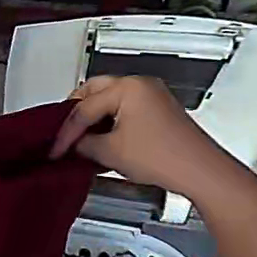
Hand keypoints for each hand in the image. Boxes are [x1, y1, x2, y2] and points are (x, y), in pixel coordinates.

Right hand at [50, 76, 249, 201]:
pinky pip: (126, 107)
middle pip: (95, 92)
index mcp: (127, 87)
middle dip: (77, 113)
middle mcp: (141, 84)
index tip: (56, 147)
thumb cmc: (165, 158)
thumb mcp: (111, 153)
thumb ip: (85, 145)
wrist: (200, 172)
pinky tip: (103, 139)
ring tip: (81, 138)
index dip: (66, 131)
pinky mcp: (159, 110)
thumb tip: (76, 144)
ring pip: (111, 99)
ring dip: (94, 116)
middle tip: (63, 132)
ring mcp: (152, 95)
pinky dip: (110, 120)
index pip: (84, 107)